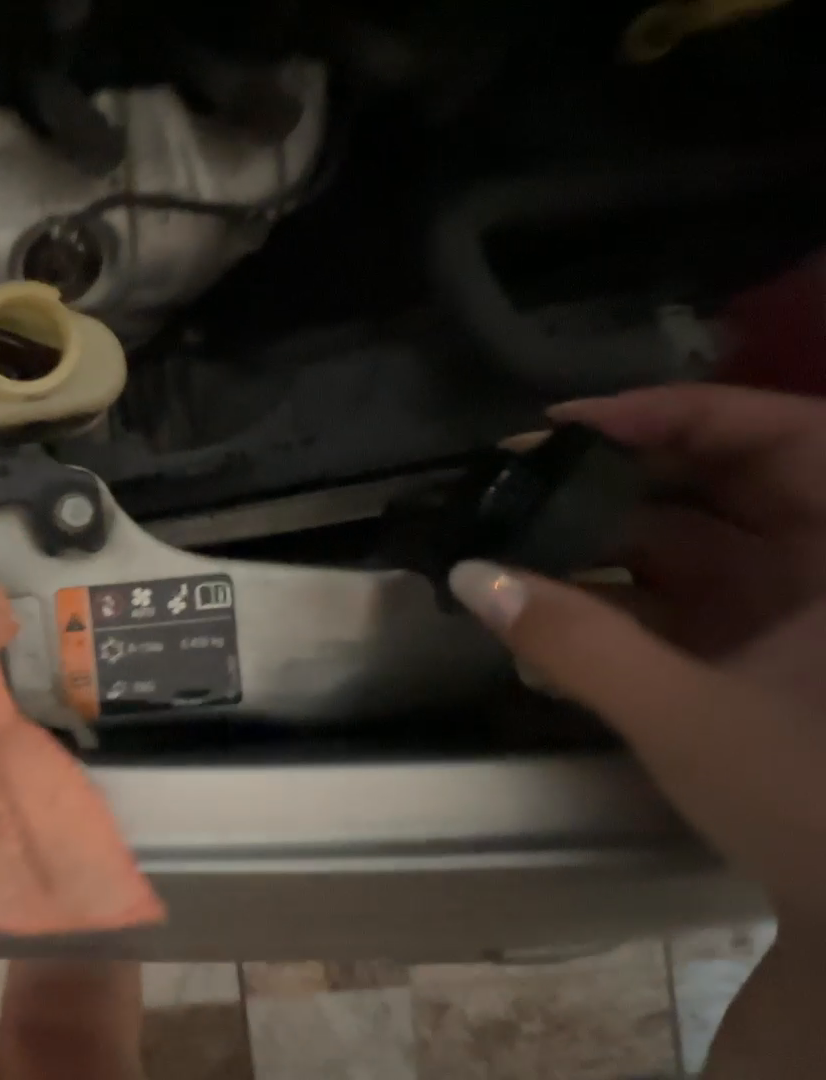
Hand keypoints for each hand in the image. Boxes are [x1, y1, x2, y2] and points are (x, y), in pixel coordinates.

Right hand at [449, 384, 825, 922]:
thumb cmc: (823, 806)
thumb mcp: (688, 717)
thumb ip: (573, 641)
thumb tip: (467, 575)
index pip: (786, 437)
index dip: (676, 414)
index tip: (565, 425)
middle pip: (727, 478)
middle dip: (619, 470)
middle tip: (515, 475)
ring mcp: (802, 610)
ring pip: (697, 536)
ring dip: (601, 531)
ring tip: (509, 530)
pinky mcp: (767, 648)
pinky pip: (684, 591)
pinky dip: (613, 585)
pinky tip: (542, 591)